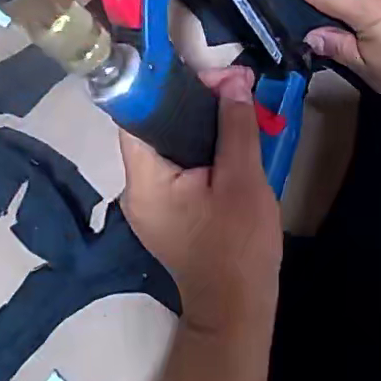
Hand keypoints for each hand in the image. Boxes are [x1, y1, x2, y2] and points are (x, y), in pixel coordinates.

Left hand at [119, 67, 283, 337]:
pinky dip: (201, 146)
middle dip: (193, 100)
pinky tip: (229, 135)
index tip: (204, 72)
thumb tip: (233, 81)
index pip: (137, 114)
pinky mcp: (166, 211)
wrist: (237, 308)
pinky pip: (177, 165)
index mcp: (144, 180)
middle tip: (232, 85)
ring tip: (235, 102)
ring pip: (169, 145)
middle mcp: (136, 188)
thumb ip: (235, 128)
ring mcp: (149, 202)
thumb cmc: (238, 247)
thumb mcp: (244, 181)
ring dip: (200, 122)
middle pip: (154, 126)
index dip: (167, 86)